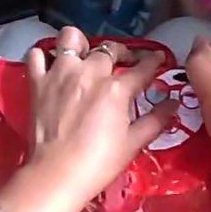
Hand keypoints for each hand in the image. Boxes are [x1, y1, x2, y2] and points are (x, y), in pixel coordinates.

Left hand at [0, 27, 172, 211]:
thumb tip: (173, 104)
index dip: (154, 62)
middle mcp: (89, 73)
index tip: (158, 59)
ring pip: (70, 38)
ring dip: (80, 44)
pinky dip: (43, 56)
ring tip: (84, 56)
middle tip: (124, 63)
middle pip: (109, 49)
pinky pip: (37, 55)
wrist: (57, 173)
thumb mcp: (134, 142)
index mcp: (116, 88)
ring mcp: (60, 74)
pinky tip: (51, 65)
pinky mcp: (37, 82)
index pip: (142, 68)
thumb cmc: (99, 162)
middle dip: (121, 53)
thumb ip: (156, 120)